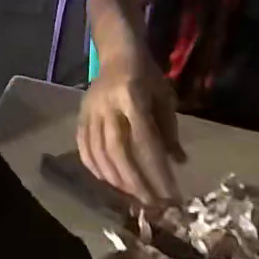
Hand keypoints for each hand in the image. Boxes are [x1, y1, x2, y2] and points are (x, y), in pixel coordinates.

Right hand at [79, 59, 183, 203]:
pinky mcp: (80, 116)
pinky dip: (96, 169)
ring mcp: (90, 111)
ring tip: (135, 195)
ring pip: (99, 153)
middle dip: (137, 182)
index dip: (158, 170)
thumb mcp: (165, 97)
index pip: (145, 140)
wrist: (118, 54)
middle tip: (153, 203)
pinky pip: (84, 149)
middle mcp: (107, 105)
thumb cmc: (147, 76)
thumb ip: (169, 130)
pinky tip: (110, 181)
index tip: (172, 194)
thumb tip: (179, 163)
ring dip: (117, 179)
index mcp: (132, 96)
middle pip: (118, 151)